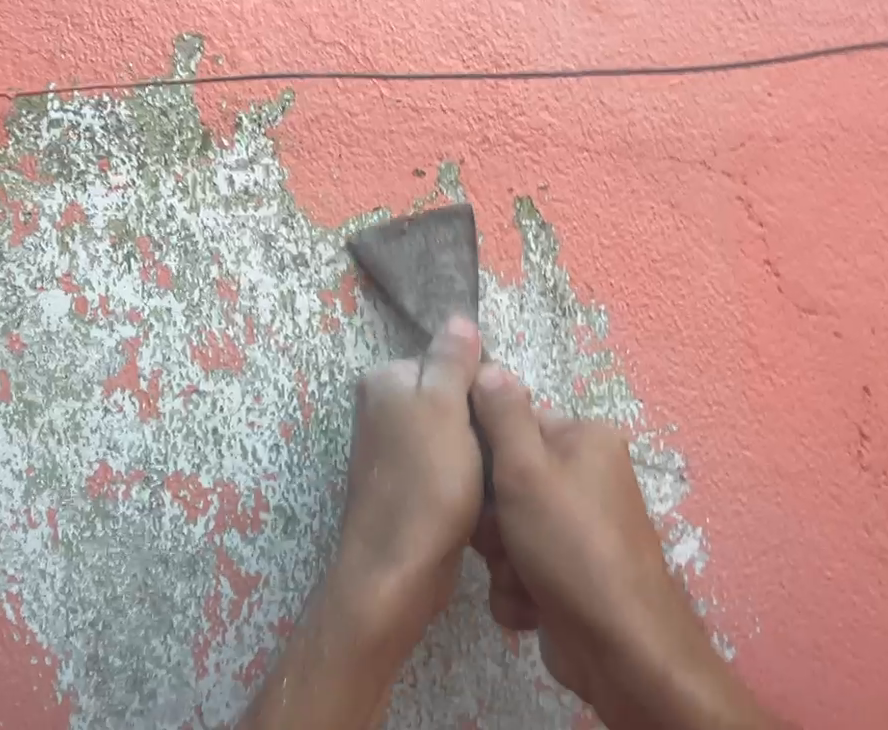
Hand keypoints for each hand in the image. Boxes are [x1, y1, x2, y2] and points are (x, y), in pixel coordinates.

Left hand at [329, 315, 486, 655]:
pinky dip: (467, 475)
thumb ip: (452, 360)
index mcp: (385, 380)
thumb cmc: (426, 481)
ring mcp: (392, 448)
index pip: (447, 360)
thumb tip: (459, 318)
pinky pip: (447, 464)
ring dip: (480, 450)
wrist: (398, 568)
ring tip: (497, 474)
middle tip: (505, 448)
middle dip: (482, 419)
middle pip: (452, 396)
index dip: (482, 383)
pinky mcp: (406, 483)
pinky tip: (483, 496)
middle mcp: (382, 407)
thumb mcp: (446, 408)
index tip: (504, 413)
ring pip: (455, 433)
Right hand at [471, 363, 776, 729]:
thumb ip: (502, 414)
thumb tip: (488, 363)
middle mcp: (584, 476)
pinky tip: (532, 603)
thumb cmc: (571, 544)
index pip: (511, 421)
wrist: (620, 650)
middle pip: (504, 478)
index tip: (469, 475)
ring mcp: (577, 527)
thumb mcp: (526, 468)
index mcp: (584, 438)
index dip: (483, 449)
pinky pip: (520, 564)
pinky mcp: (568, 571)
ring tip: (519, 574)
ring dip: (501, 556)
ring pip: (506, 526)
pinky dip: (518, 586)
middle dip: (492, 516)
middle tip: (500, 536)